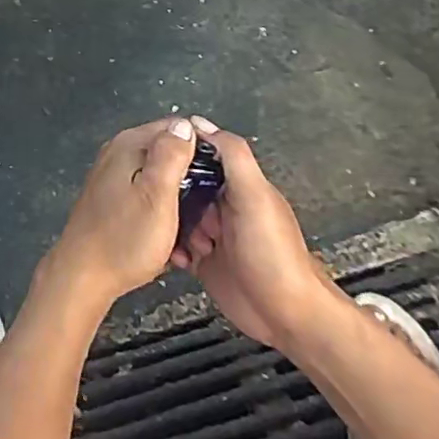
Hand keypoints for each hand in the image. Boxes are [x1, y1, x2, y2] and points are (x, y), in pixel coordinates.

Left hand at [43, 118, 199, 307]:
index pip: (180, 129)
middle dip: (192, 178)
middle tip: (203, 211)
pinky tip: (166, 236)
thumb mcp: (157, 195)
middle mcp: (119, 153)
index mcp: (130, 144)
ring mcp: (113, 175)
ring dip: (178, 200)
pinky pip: (146, 194)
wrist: (82, 280)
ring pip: (160, 177)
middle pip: (170, 153)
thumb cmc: (123, 241)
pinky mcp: (111, 198)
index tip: (214, 181)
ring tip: (187, 230)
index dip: (202, 152)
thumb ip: (172, 156)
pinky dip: (160, 211)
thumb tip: (185, 126)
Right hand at [174, 121, 343, 350]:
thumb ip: (233, 155)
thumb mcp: (254, 195)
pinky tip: (167, 251)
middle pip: (184, 184)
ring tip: (163, 230)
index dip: (178, 153)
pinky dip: (169, 246)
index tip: (154, 154)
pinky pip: (177, 244)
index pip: (201, 155)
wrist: (285, 315)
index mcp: (237, 182)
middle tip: (153, 199)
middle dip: (167, 191)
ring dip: (167, 221)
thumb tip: (202, 124)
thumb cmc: (274, 254)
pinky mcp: (204, 259)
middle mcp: (223, 203)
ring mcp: (213, 232)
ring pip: (177, 215)